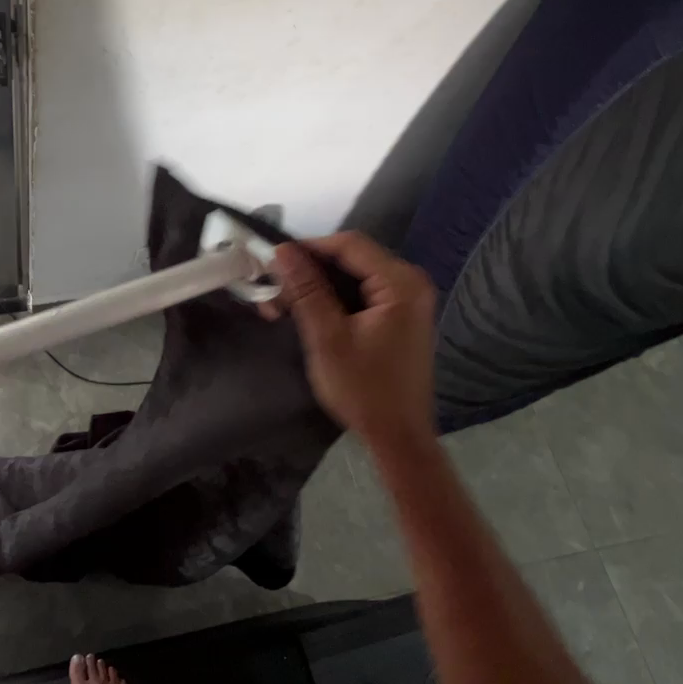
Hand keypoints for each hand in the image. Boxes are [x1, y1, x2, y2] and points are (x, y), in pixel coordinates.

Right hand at [270, 232, 439, 439]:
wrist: (398, 438)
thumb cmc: (365, 390)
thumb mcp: (328, 337)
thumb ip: (306, 289)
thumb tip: (282, 250)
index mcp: (401, 284)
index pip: (349, 244)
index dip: (308, 247)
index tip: (272, 261)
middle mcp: (410, 283)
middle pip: (351, 258)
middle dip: (308, 270)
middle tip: (273, 289)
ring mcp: (407, 300)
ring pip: (352, 275)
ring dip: (316, 286)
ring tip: (280, 304)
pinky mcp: (399, 316)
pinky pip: (361, 292)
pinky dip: (332, 298)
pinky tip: (305, 312)